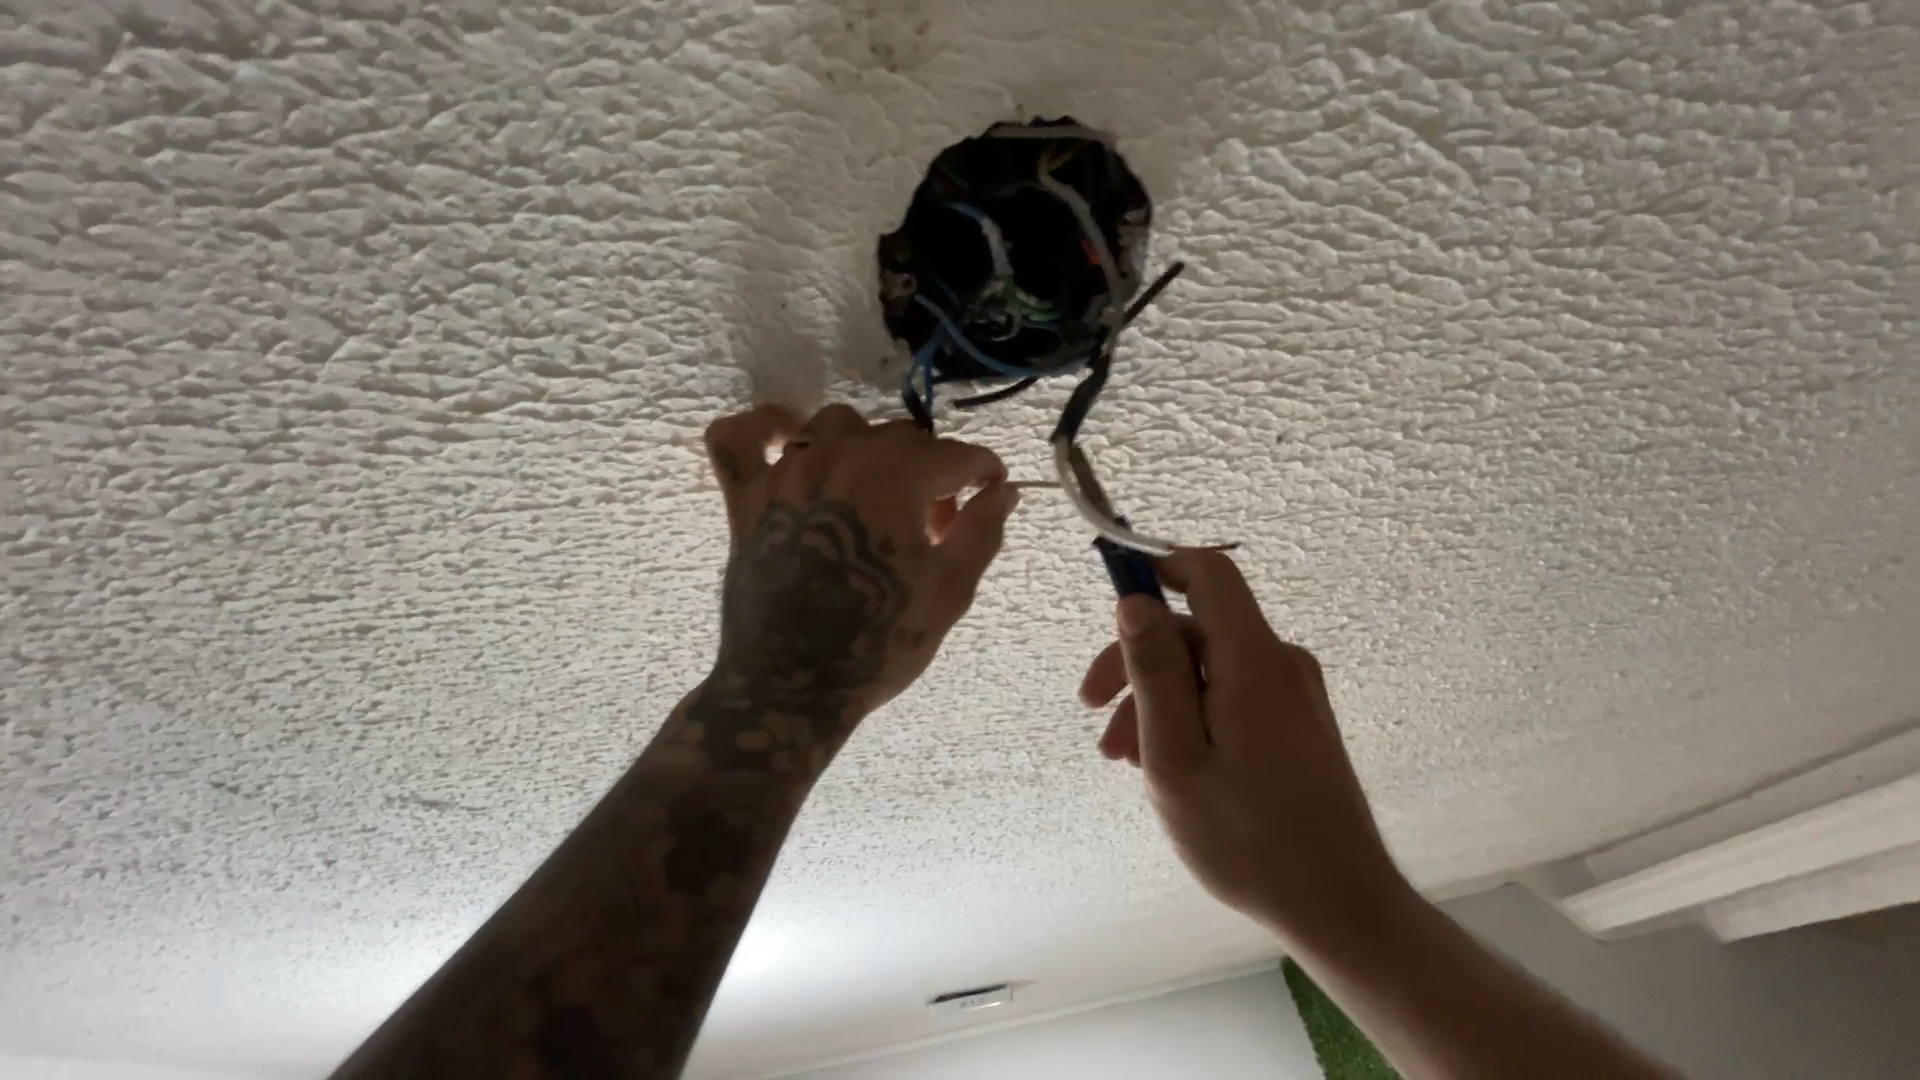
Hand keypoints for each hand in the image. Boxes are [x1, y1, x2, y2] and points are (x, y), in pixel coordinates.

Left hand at [702, 403, 1016, 746]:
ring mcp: (785, 474)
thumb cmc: (879, 643)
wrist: (792, 688)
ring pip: (836, 425)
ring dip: (868, 447)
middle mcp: (837, 458)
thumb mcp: (949, 591)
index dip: (983, 472)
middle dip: (932, 471)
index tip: (992, 491)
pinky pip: (739, 438)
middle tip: (937, 525)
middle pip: (901, 438)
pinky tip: (790, 441)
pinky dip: (764, 428)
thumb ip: (981, 530)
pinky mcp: (744, 498)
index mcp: (892, 477)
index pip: (955, 454)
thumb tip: (1004, 490)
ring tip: (879, 492)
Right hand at [1079, 550, 1410, 943]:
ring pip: (1205, 668)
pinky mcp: (1293, 722)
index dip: (1156, 568)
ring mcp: (1290, 694)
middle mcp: (1279, 663)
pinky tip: (1166, 764)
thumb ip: (1154, 673)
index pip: (1208, 572)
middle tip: (1092, 713)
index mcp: (1253, 661)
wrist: (1338, 905)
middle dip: (1137, 661)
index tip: (1112, 598)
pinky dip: (1189, 715)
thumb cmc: (1246, 837)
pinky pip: (1228, 695)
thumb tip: (1134, 602)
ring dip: (1156, 698)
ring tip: (1124, 758)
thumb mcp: (1175, 757)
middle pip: (1195, 628)